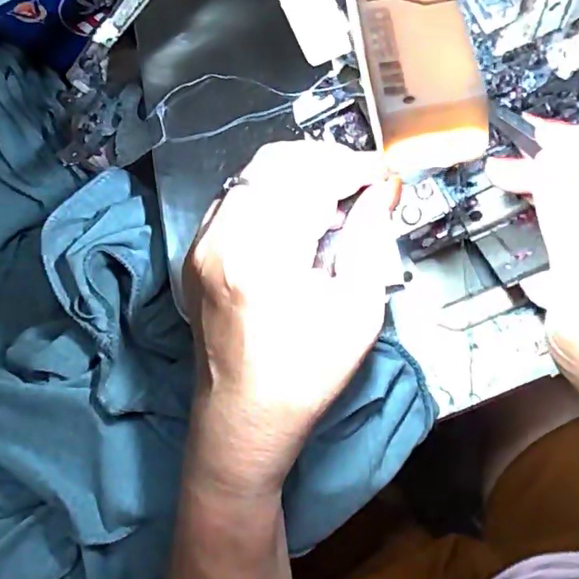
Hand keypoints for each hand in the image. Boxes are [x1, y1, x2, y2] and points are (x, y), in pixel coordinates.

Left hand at [185, 140, 400, 499]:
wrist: (242, 418)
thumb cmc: (306, 375)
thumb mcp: (357, 310)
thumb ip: (369, 239)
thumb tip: (381, 191)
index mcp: (263, 256)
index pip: (310, 177)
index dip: (352, 166)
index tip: (380, 173)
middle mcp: (222, 239)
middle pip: (274, 163)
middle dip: (324, 160)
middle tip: (360, 179)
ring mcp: (202, 244)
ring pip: (251, 176)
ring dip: (297, 174)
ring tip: (335, 198)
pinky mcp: (197, 253)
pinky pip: (235, 199)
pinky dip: (270, 192)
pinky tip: (297, 216)